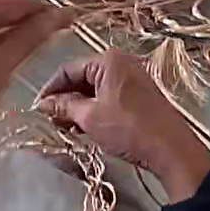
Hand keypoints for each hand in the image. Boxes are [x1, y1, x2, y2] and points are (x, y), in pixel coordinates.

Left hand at [0, 0, 71, 191]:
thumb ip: (28, 40)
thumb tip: (58, 17)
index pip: (18, 1)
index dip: (48, 12)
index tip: (75, 23)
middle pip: (1, 9)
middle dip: (29, 24)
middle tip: (60, 42)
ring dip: (10, 35)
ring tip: (36, 53)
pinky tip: (3, 61)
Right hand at [36, 52, 209, 202]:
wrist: (171, 149)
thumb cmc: (129, 128)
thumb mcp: (90, 118)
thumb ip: (64, 107)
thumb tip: (44, 104)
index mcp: (108, 61)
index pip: (68, 69)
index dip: (51, 89)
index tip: (39, 109)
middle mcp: (122, 63)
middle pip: (83, 77)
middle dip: (65, 99)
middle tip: (52, 121)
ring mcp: (133, 78)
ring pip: (96, 89)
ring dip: (79, 107)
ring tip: (67, 128)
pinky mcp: (140, 95)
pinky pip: (110, 96)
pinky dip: (96, 110)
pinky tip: (87, 128)